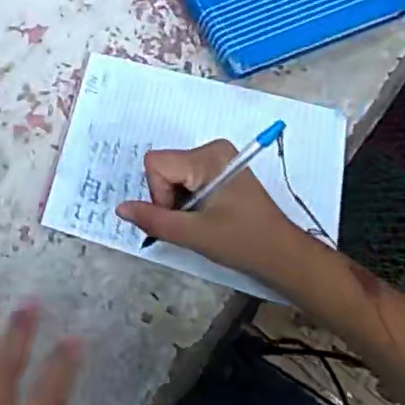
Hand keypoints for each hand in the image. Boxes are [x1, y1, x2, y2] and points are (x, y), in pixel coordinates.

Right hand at [115, 140, 330, 276]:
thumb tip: (121, 208)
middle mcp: (212, 149)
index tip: (181, 216)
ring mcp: (218, 158)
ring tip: (201, 220)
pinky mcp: (221, 170)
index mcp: (208, 157)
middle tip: (191, 222)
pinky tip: (206, 215)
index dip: (158, 194)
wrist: (284, 255)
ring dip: (177, 200)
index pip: (156, 164)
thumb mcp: (193, 234)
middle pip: (163, 167)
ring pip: (172, 174)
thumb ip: (154, 219)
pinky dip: (187, 198)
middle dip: (167, 198)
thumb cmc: (243, 242)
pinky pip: (185, 177)